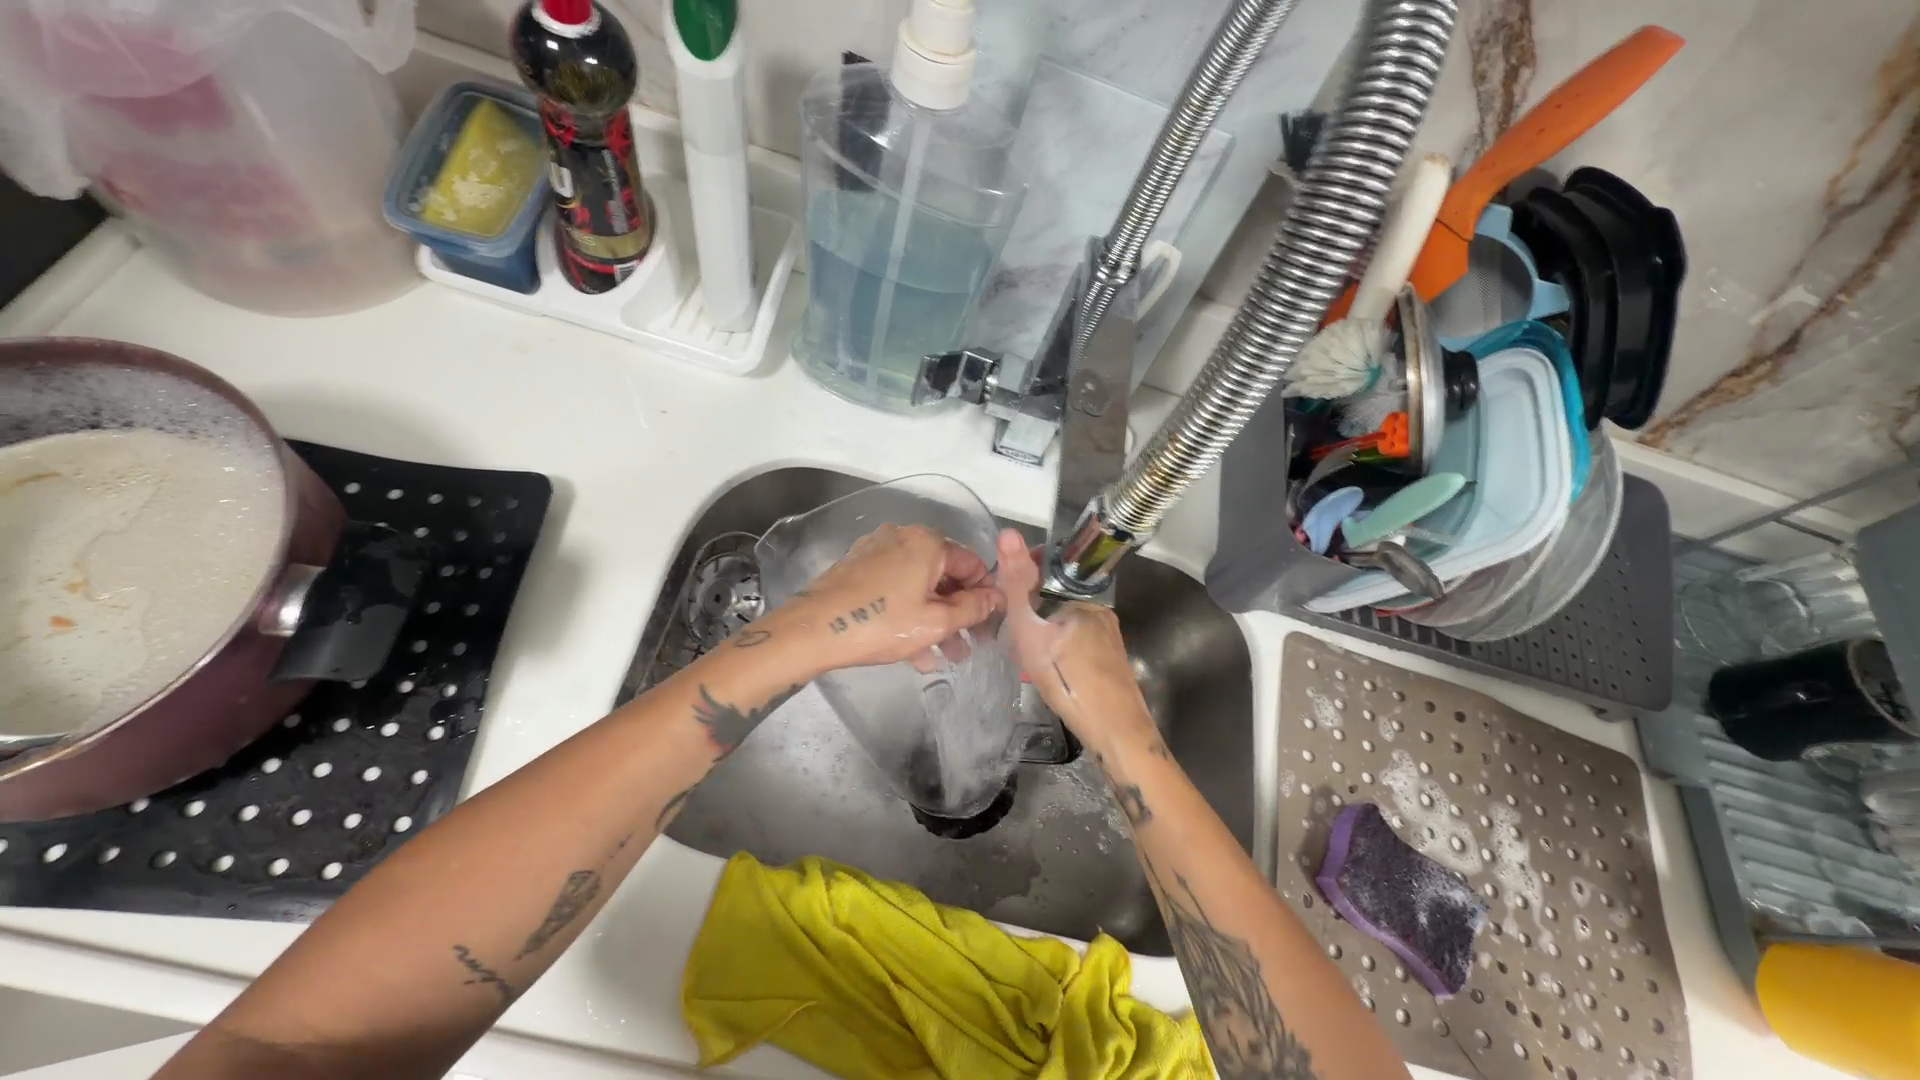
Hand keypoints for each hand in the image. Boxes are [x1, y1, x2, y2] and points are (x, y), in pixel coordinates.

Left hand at [767, 524, 1005, 674]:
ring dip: (933, 618)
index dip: (985, 595)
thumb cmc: (880, 624)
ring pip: (918, 584)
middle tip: (966, 647)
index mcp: (928, 542)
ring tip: (940, 656)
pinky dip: (908, 611)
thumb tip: (996, 598)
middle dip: (957, 613)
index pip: (972, 564)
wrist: (813, 630)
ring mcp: (876, 550)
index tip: (989, 624)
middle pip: (943, 575)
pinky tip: (912, 648)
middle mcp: (903, 536)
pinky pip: (895, 586)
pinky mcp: (857, 566)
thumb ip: (973, 609)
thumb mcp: (936, 623)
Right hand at [995, 529, 1159, 756]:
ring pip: (1064, 620)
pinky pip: (1075, 640)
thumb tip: (1008, 532)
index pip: (1049, 566)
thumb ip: (1017, 584)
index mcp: (1085, 596)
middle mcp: (1100, 609)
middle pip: (1055, 595)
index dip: (1023, 574)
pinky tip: (1043, 669)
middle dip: (1030, 608)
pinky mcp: (1109, 657)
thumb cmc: (1068, 679)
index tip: (1003, 594)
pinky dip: (1056, 646)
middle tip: (1010, 631)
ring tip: (1023, 653)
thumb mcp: (1032, 630)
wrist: (1116, 731)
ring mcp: (1108, 635)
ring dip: (1042, 630)